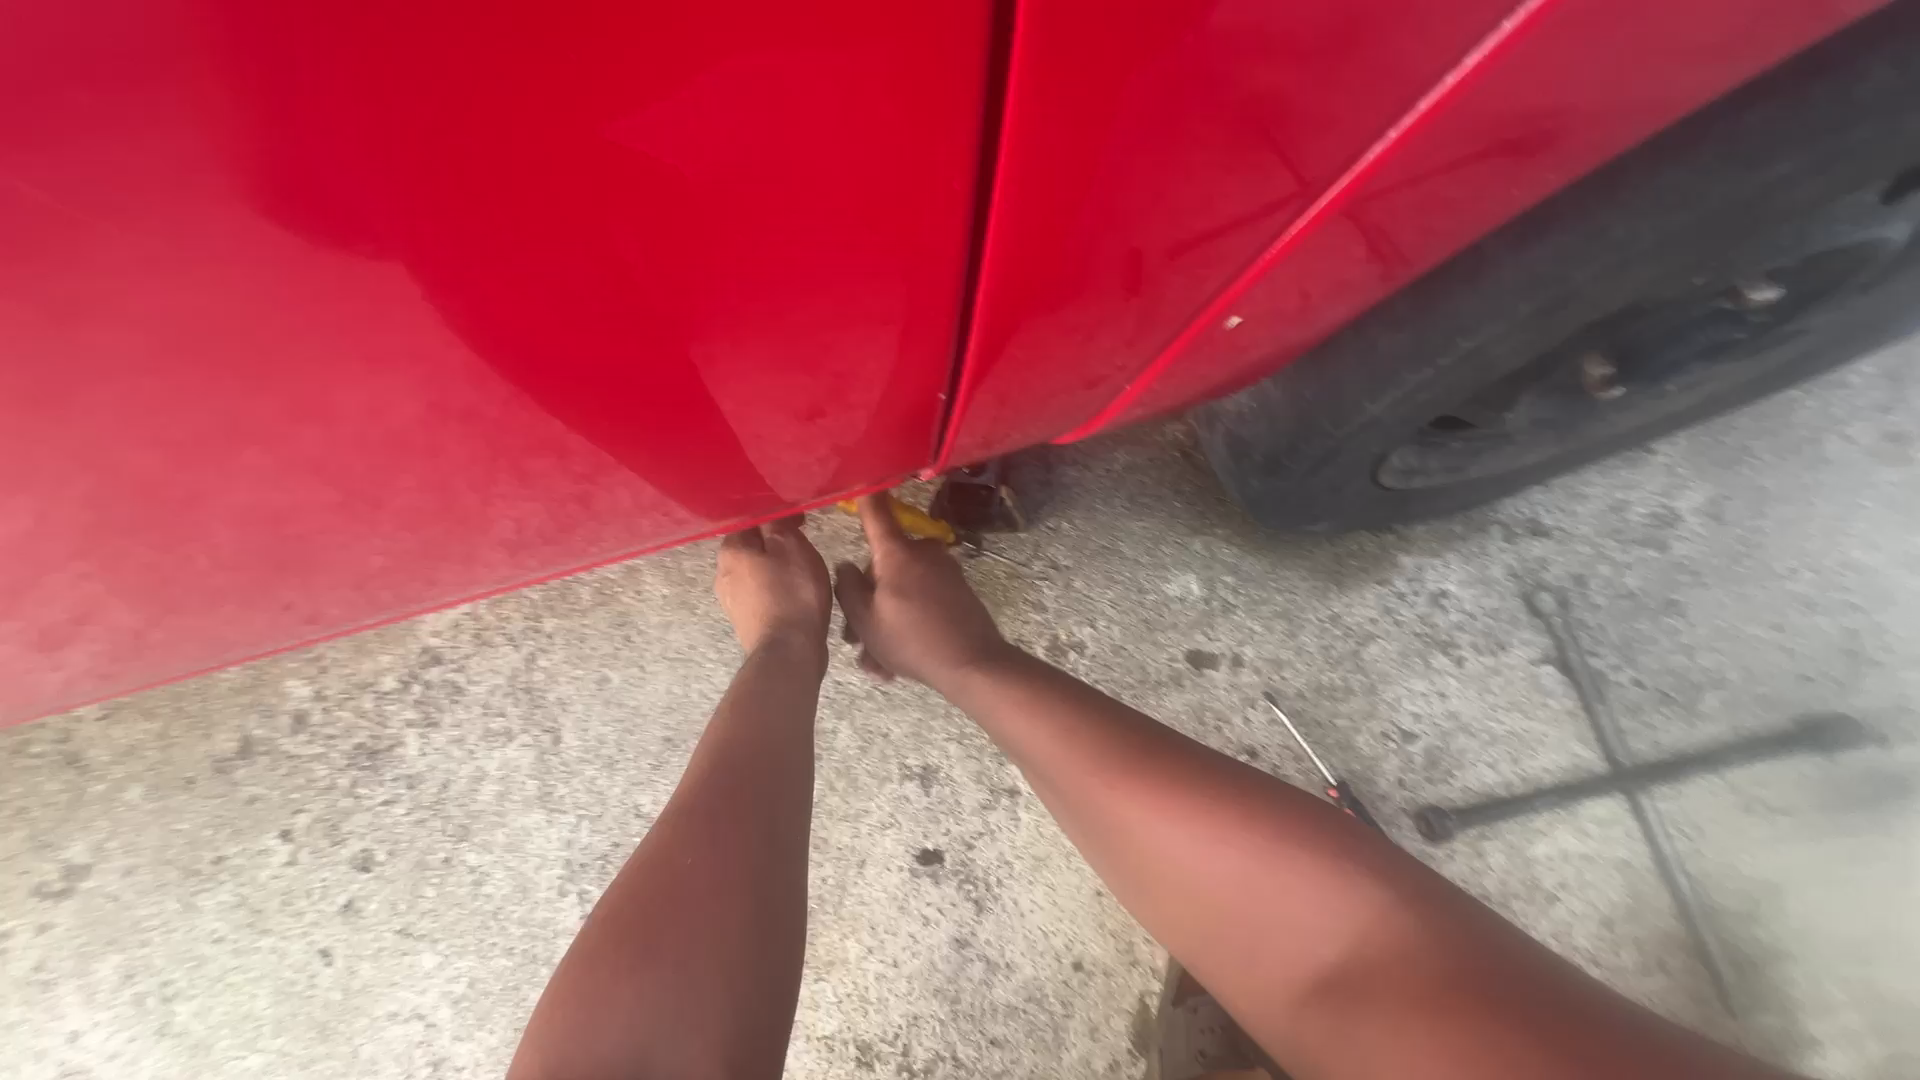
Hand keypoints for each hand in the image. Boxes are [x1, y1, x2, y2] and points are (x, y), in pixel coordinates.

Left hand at [715, 516, 831, 658]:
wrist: (787, 652)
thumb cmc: (792, 593)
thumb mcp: (791, 546)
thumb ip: (778, 523)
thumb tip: (772, 513)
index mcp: (731, 551)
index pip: (750, 521)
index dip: (776, 517)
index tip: (801, 523)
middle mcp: (722, 574)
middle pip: (751, 548)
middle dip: (774, 545)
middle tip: (804, 547)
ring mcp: (732, 601)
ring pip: (755, 573)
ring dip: (775, 569)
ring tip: (802, 574)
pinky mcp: (745, 622)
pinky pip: (761, 596)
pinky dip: (776, 591)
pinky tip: (795, 597)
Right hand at [833, 494, 1011, 688]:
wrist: (972, 664)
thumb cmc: (911, 640)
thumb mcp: (866, 620)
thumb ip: (848, 588)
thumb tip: (846, 566)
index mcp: (897, 552)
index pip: (876, 511)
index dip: (864, 494)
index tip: (860, 476)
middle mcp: (923, 553)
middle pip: (883, 566)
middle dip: (867, 602)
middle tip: (857, 641)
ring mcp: (944, 571)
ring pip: (900, 591)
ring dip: (884, 623)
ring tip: (877, 664)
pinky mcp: (957, 591)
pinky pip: (921, 602)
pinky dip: (906, 625)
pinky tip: (896, 665)